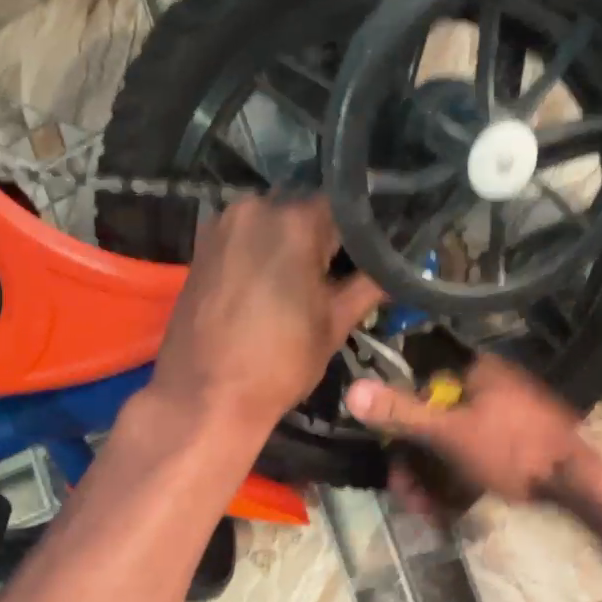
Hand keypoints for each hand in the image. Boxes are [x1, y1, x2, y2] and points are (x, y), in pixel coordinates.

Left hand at [148, 196, 383, 431]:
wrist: (207, 396)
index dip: (363, 229)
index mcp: (295, 220)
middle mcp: (256, 208)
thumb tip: (399, 267)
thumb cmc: (279, 363)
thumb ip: (368, 286)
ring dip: (290, 244)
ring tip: (306, 282)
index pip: (345, 206)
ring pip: (272, 223)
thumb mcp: (334, 325)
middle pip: (304, 211)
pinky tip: (272, 286)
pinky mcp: (201, 246)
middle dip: (324, 236)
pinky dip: (262, 253)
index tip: (374, 251)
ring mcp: (222, 225)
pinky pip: (244, 238)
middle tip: (340, 272)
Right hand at [345, 354, 585, 506]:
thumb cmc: (512, 449)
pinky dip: (460, 480)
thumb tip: (353, 390)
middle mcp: (492, 387)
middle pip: (436, 424)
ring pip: (455, 445)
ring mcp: (507, 416)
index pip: (421, 391)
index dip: (399, 431)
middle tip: (411, 499)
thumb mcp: (450, 433)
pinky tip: (450, 509)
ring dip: (434, 480)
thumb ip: (402, 413)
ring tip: (428, 512)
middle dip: (416, 466)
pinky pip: (477, 457)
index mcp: (477, 371)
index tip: (392, 465)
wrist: (580, 483)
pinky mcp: (519, 443)